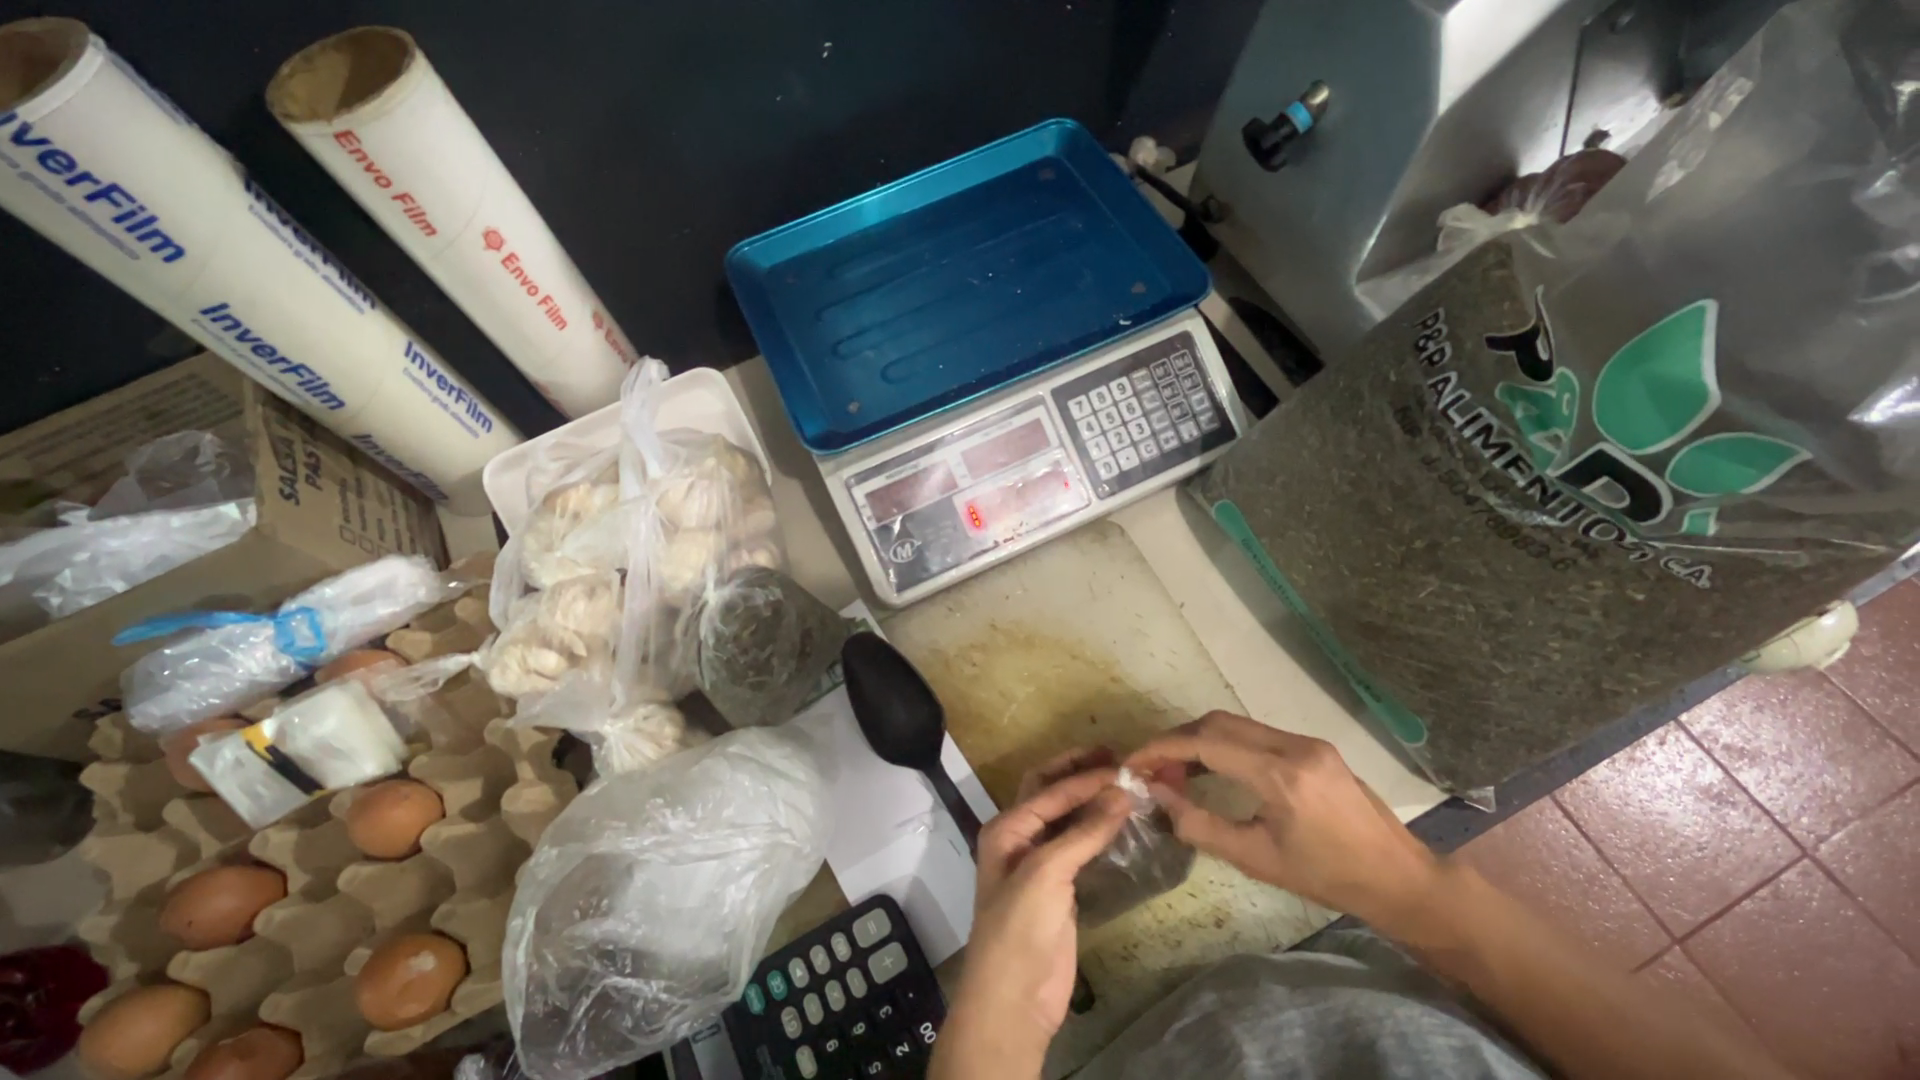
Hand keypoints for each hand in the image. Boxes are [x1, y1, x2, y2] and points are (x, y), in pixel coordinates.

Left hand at [932, 749, 1130, 1079]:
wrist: (1013, 997)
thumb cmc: (1020, 927)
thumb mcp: (1047, 873)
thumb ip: (1084, 832)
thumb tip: (1122, 792)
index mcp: (1006, 828)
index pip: (1051, 790)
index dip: (1087, 776)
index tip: (1125, 766)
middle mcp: (1019, 839)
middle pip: (1051, 793)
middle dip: (1080, 773)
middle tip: (1117, 758)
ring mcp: (1039, 865)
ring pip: (1067, 820)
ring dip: (1092, 801)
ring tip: (1127, 786)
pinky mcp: (1060, 889)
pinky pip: (1080, 848)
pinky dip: (1099, 832)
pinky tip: (1122, 826)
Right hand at [1125, 712, 1443, 932]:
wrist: (1397, 878)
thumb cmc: (1326, 877)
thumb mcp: (1256, 859)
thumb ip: (1200, 824)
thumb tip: (1156, 794)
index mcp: (1280, 775)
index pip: (1206, 743)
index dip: (1162, 749)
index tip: (1134, 763)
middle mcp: (1294, 746)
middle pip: (1218, 723)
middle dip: (1177, 740)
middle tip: (1152, 768)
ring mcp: (1307, 742)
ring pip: (1236, 724)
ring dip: (1200, 740)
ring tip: (1177, 772)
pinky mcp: (1315, 747)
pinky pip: (1257, 734)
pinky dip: (1225, 745)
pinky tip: (1213, 770)